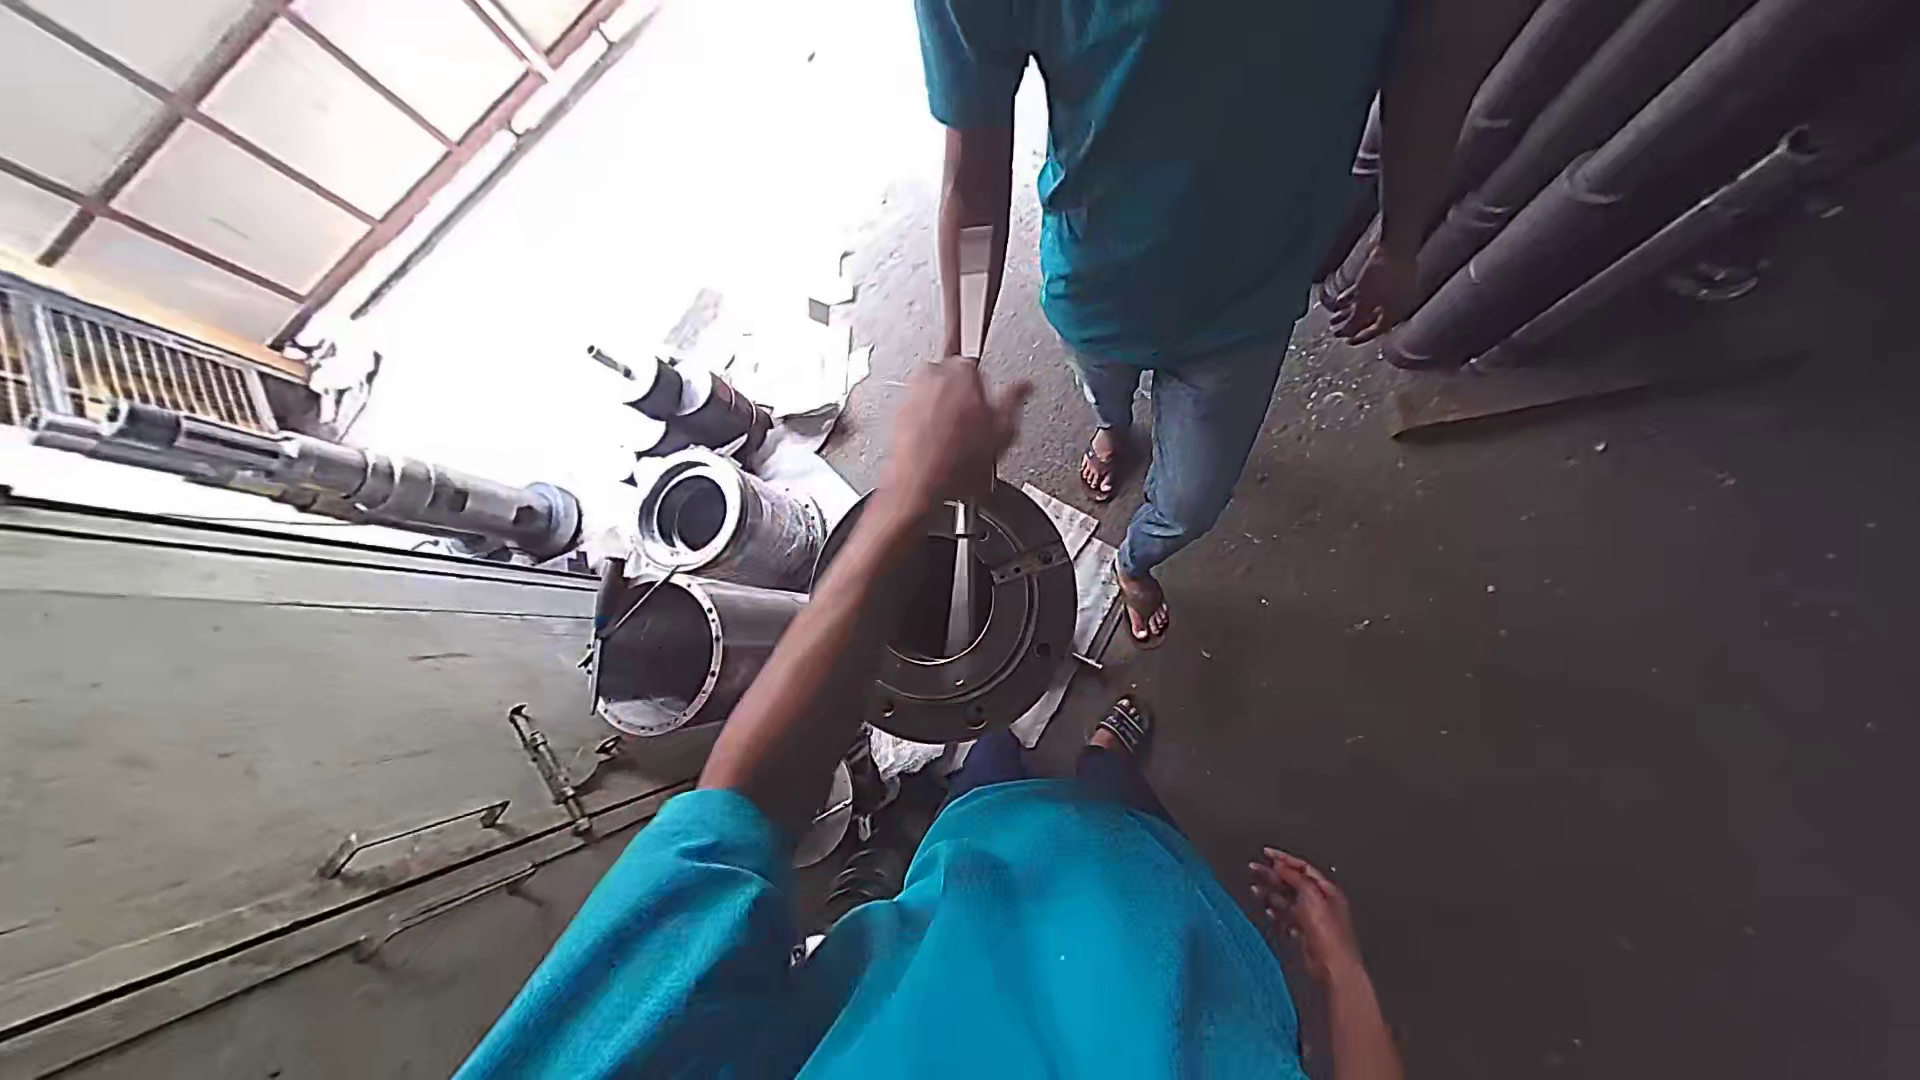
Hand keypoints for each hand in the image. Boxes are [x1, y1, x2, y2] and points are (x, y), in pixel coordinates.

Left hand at [878, 357, 1031, 509]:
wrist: (920, 486)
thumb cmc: (956, 463)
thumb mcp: (1003, 433)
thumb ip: (1015, 400)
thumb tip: (1024, 386)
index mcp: (962, 371)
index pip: (977, 364)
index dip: (985, 389)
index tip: (988, 404)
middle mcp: (933, 375)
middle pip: (953, 378)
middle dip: (963, 396)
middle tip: (973, 423)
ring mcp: (913, 393)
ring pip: (935, 393)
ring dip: (945, 409)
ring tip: (955, 439)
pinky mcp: (899, 412)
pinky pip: (919, 411)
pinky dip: (928, 423)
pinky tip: (939, 446)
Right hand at [1250, 848, 1365, 986]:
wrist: (1333, 968)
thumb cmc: (1330, 935)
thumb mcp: (1311, 896)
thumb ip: (1295, 877)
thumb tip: (1281, 865)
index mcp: (1326, 890)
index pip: (1302, 867)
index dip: (1283, 858)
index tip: (1267, 853)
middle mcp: (1321, 903)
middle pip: (1292, 882)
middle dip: (1272, 874)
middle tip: (1255, 868)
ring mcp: (1313, 919)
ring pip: (1287, 899)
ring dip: (1270, 892)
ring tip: (1255, 888)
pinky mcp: (1306, 934)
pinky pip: (1287, 917)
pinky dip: (1276, 911)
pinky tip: (1268, 909)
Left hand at [1330, 241, 1415, 345]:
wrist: (1396, 245)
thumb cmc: (1382, 276)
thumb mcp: (1365, 302)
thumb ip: (1355, 319)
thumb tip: (1346, 333)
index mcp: (1395, 311)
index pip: (1378, 330)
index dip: (1361, 337)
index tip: (1347, 341)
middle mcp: (1395, 302)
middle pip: (1370, 318)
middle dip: (1350, 325)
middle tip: (1335, 330)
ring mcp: (1390, 289)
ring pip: (1366, 306)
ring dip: (1348, 312)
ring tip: (1332, 318)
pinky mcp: (1383, 277)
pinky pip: (1366, 292)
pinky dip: (1352, 298)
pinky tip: (1339, 301)